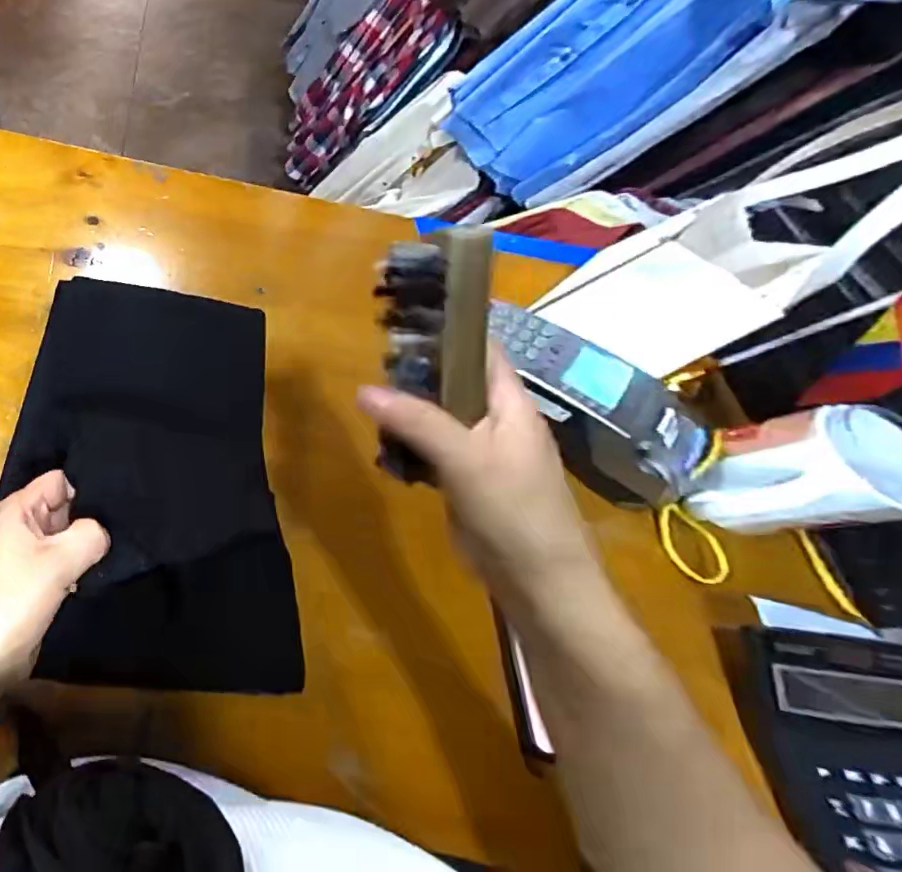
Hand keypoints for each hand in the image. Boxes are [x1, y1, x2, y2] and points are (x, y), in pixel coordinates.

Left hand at [0, 470, 108, 694]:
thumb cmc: (14, 600)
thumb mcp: (58, 561)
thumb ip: (90, 535)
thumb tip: (103, 530)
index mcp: (17, 509)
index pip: (60, 480)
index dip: (87, 487)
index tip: (119, 502)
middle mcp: (18, 525)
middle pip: (63, 506)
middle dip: (90, 517)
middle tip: (125, 529)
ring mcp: (22, 554)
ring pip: (63, 536)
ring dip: (84, 544)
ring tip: (116, 550)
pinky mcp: (29, 580)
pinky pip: (59, 560)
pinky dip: (76, 565)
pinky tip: (97, 572)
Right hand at [356, 346, 601, 598]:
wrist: (538, 582)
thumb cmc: (516, 511)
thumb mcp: (465, 458)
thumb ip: (416, 421)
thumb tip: (363, 389)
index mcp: (510, 404)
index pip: (482, 349)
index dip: (449, 329)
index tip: (403, 317)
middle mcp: (495, 420)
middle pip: (450, 381)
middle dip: (413, 375)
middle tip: (374, 370)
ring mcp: (478, 450)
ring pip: (433, 416)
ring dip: (403, 415)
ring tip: (373, 416)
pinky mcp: (462, 477)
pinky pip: (428, 448)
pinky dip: (406, 447)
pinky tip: (388, 457)